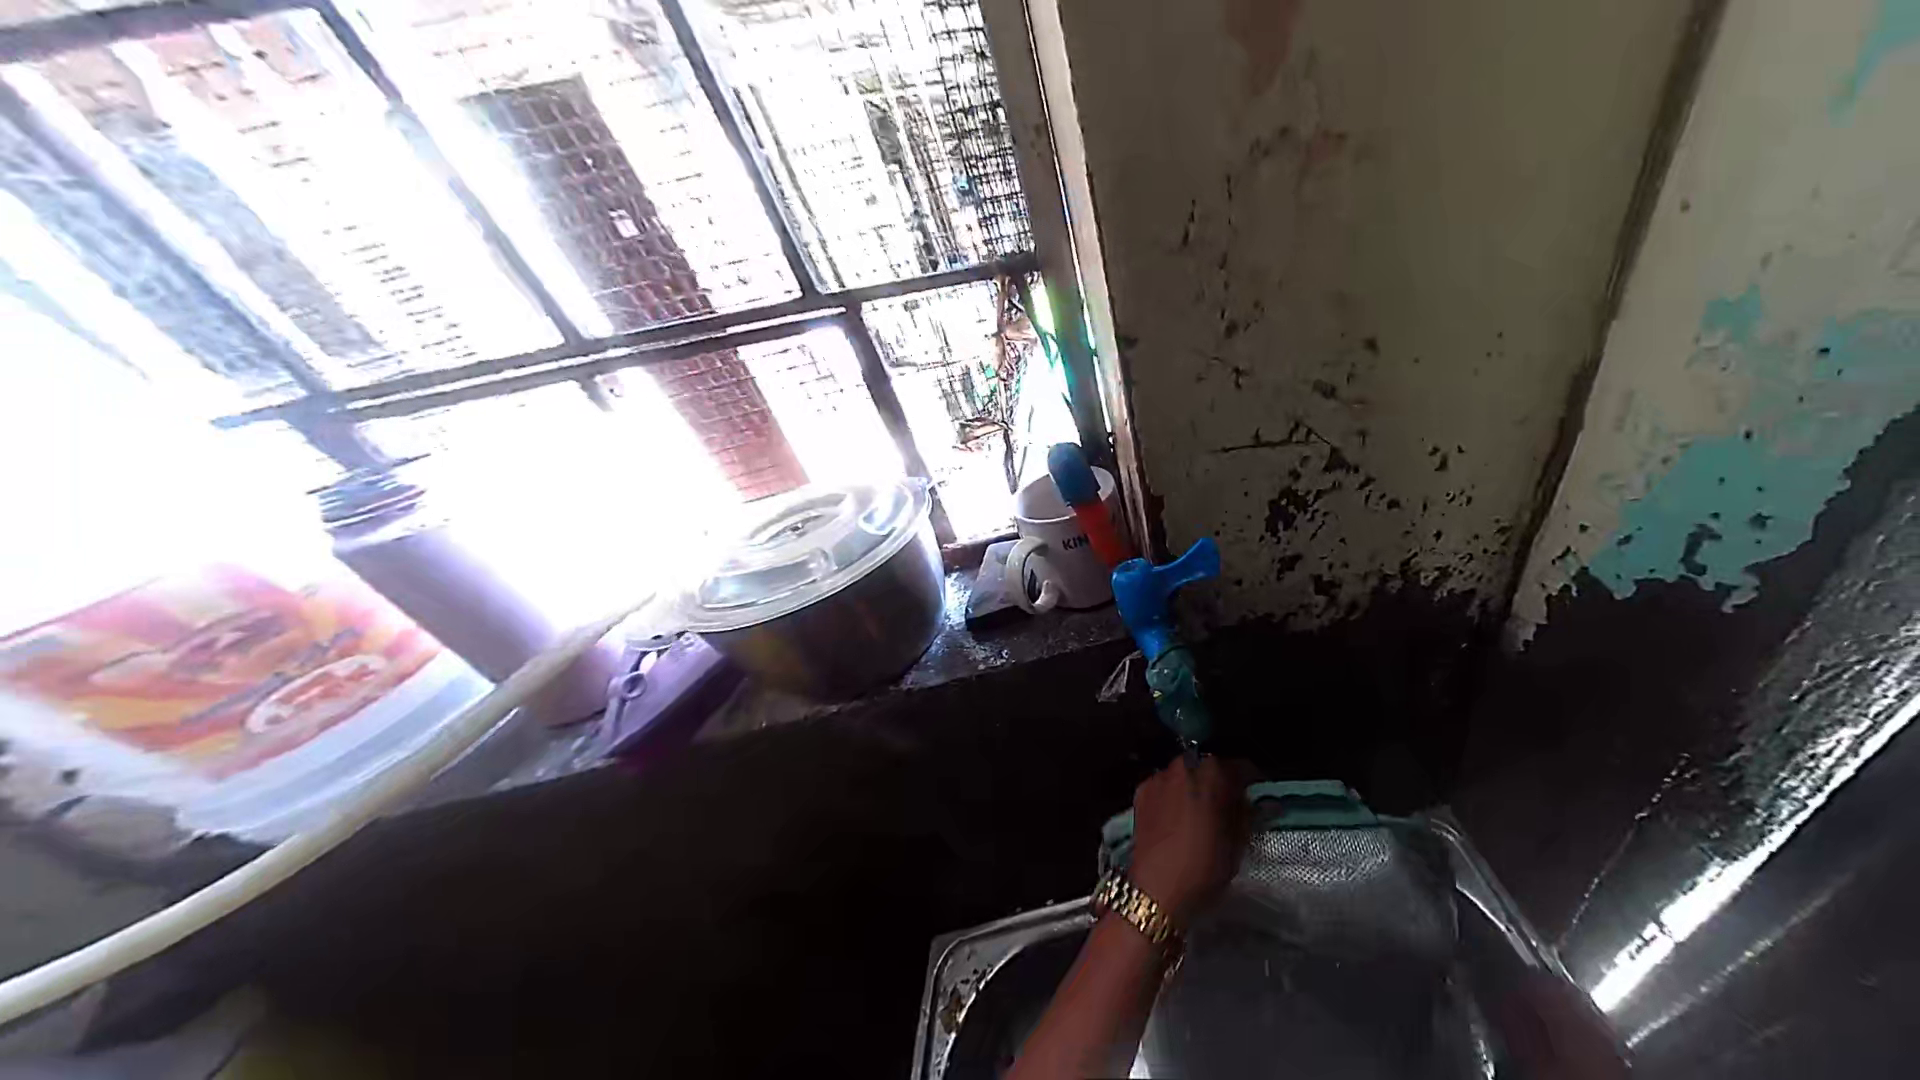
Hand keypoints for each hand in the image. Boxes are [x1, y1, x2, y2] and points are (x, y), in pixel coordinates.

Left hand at [1125, 754, 1251, 924]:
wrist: (1157, 887)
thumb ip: (1248, 815)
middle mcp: (1183, 767)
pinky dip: (1172, 794)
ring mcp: (1159, 777)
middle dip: (1220, 782)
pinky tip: (1176, 816)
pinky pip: (1164, 786)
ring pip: (1184, 774)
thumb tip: (1261, 803)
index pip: (1240, 767)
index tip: (1256, 795)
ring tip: (1200, 811)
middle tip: (1229, 805)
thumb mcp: (1237, 843)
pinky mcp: (1141, 791)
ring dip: (1194, 786)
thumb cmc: (1204, 867)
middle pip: (1208, 767)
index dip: (1251, 781)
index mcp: (1212, 775)